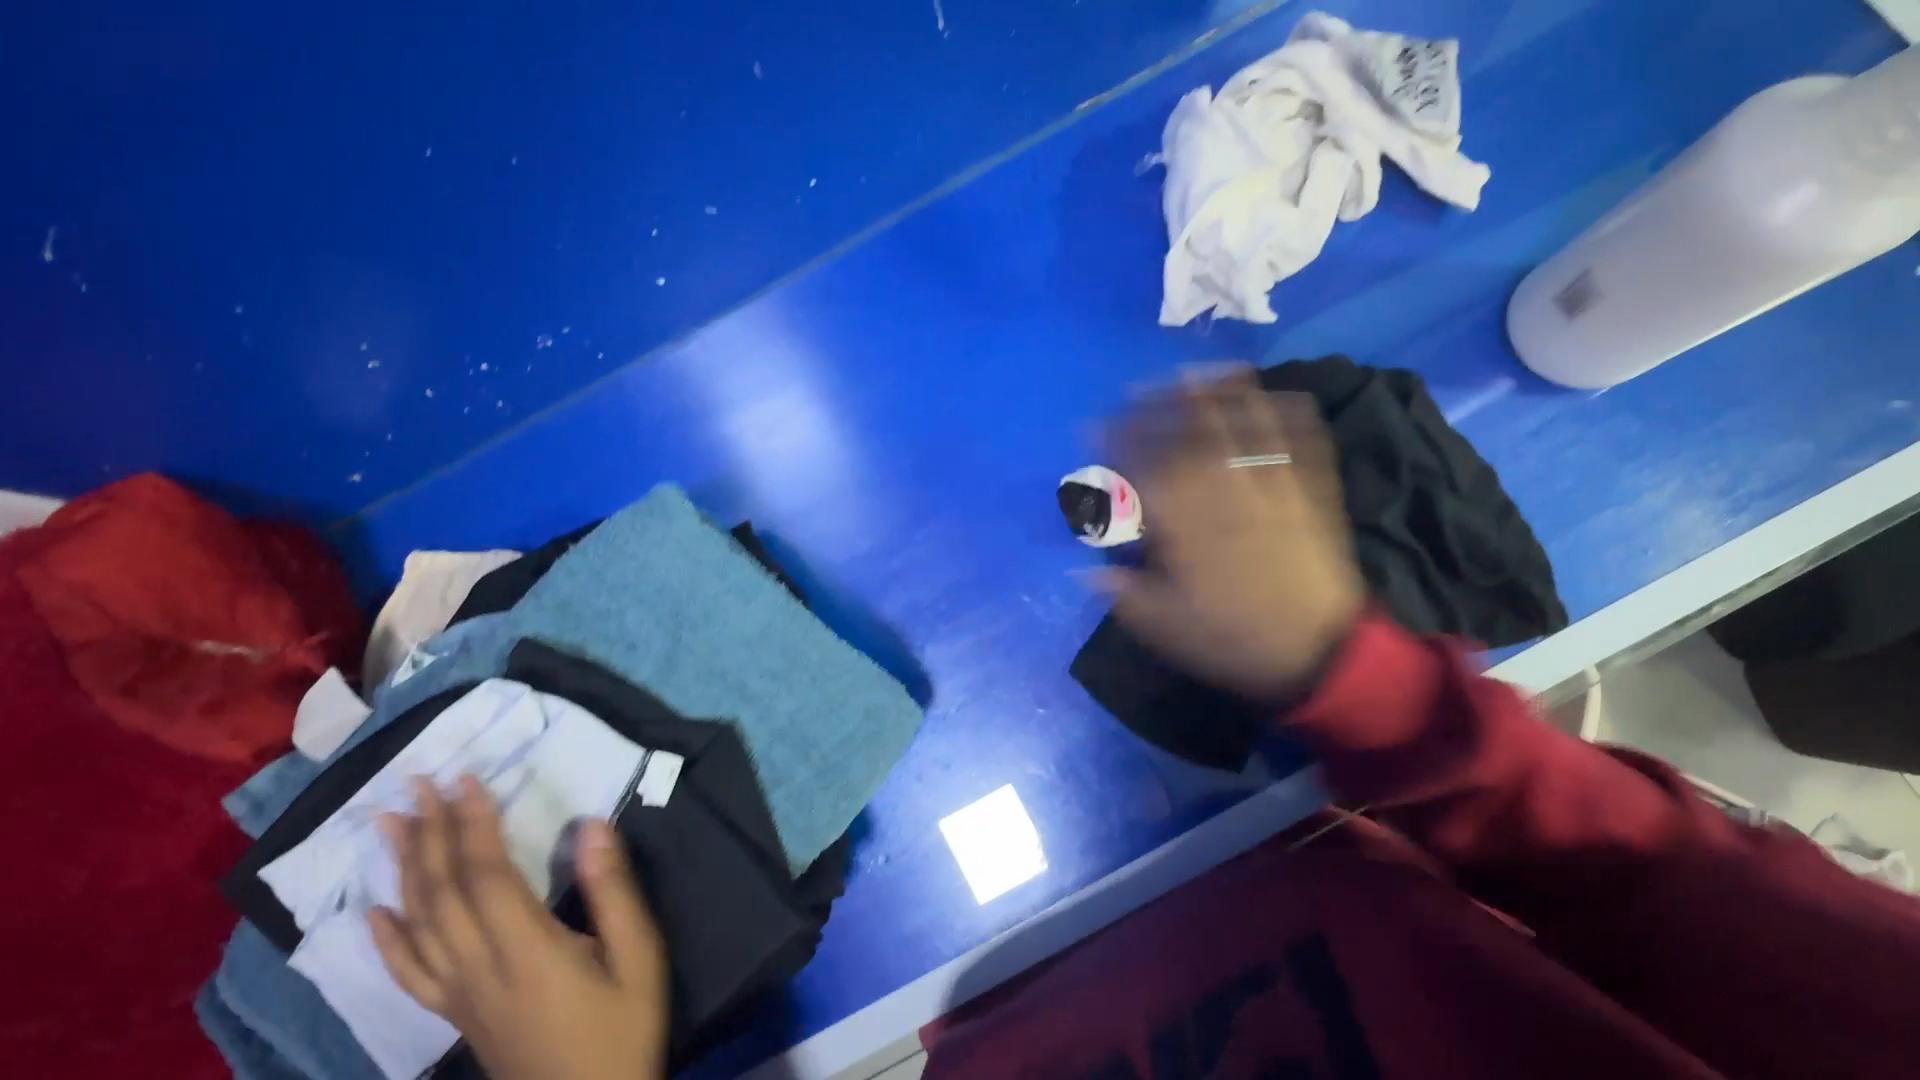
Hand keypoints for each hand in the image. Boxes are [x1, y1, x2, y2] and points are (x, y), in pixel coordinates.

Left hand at [370, 775, 668, 1079]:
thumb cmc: (622, 1030)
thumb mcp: (638, 958)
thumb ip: (612, 893)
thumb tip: (590, 826)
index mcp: (527, 951)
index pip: (487, 876)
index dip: (473, 824)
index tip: (464, 779)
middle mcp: (479, 969)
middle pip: (443, 892)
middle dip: (429, 832)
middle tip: (415, 782)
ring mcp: (459, 995)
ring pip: (418, 924)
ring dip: (402, 869)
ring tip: (386, 822)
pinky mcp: (454, 1015)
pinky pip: (408, 974)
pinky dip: (386, 940)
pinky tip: (373, 911)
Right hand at [1099, 367, 1364, 698]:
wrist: (1320, 653)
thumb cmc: (1233, 641)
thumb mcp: (1165, 627)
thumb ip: (1124, 592)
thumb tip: (1089, 569)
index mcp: (1185, 524)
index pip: (1141, 468)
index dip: (1113, 444)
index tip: (1093, 428)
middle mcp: (1226, 491)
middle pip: (1188, 432)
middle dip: (1156, 406)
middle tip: (1135, 391)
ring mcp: (1272, 485)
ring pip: (1242, 423)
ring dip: (1214, 393)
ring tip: (1193, 375)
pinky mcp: (1310, 490)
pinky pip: (1298, 438)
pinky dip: (1282, 410)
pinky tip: (1269, 394)